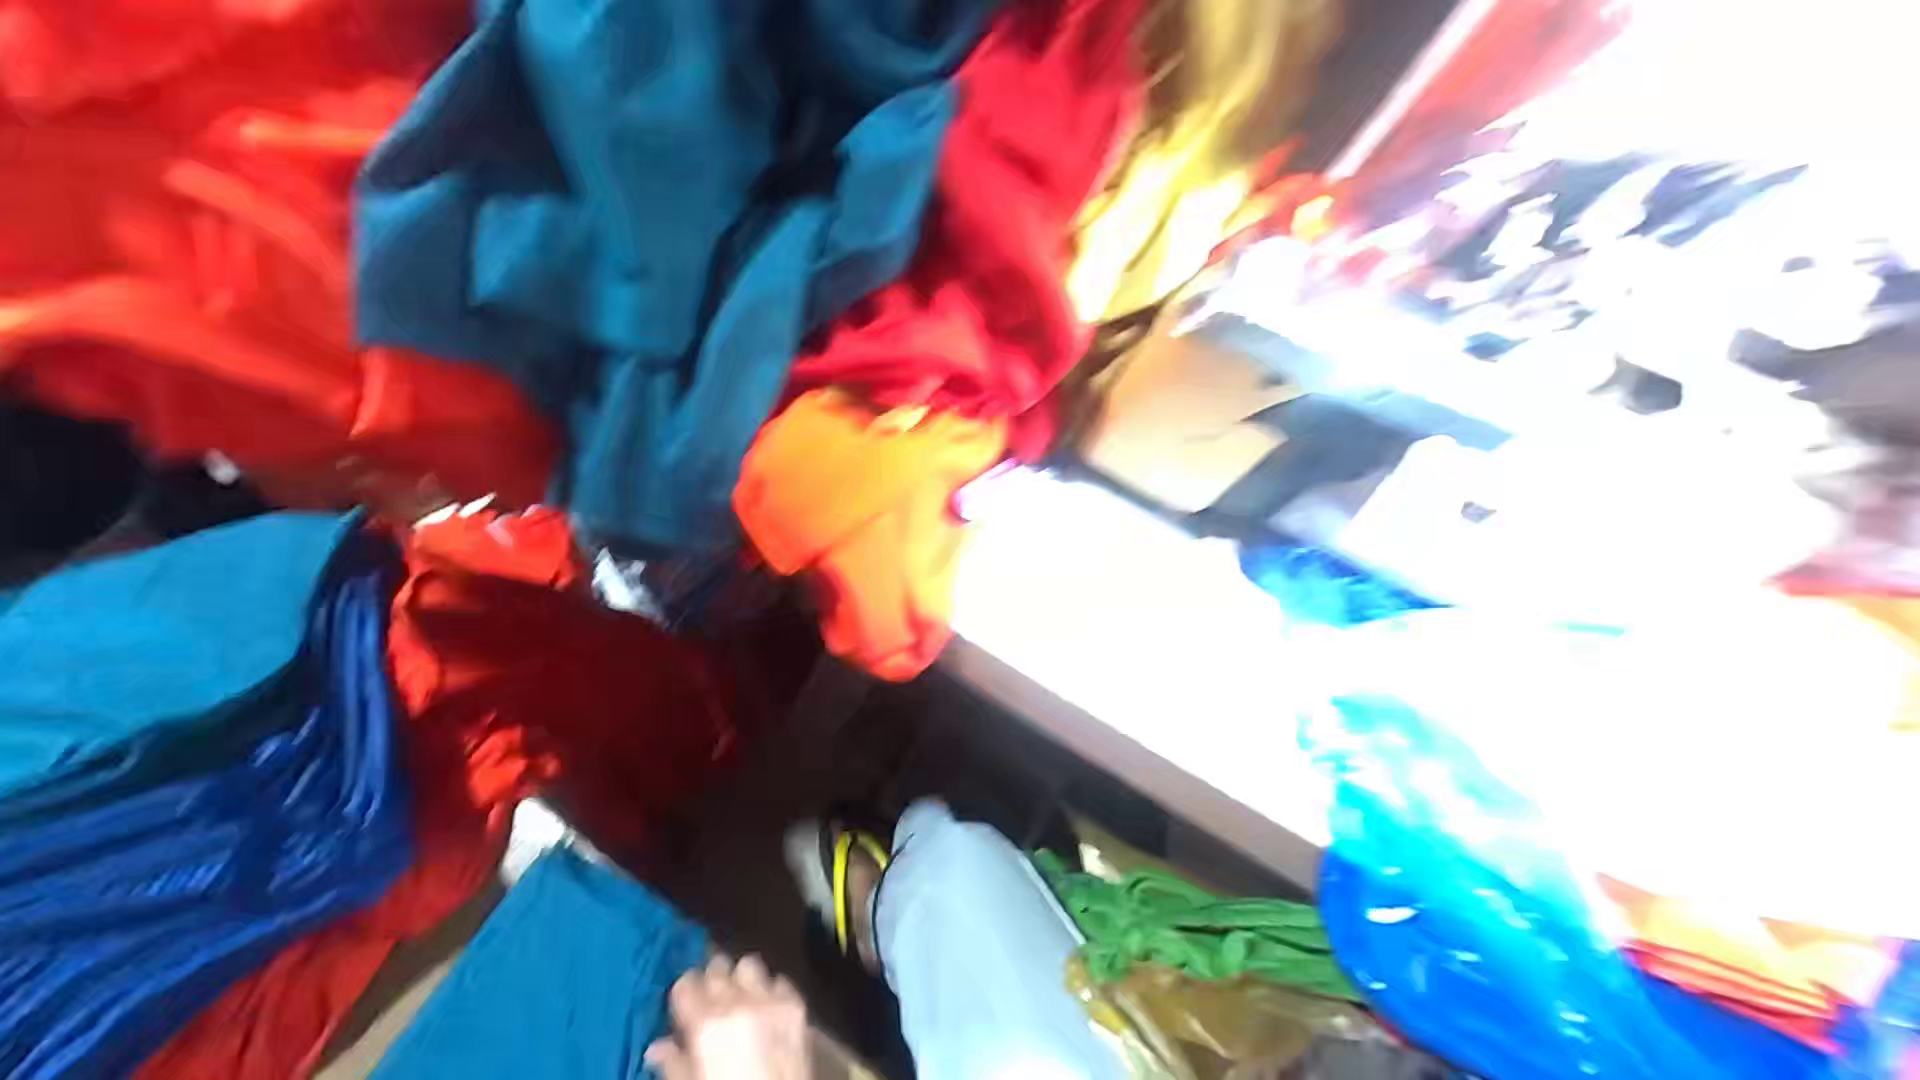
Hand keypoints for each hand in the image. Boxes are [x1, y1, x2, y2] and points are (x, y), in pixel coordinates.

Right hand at [647, 954, 810, 1079]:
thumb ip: (674, 1065)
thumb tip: (656, 1047)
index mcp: (707, 1027)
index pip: (687, 984)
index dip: (684, 990)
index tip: (684, 1000)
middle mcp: (738, 1003)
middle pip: (718, 968)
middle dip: (712, 979)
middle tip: (711, 998)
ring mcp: (770, 1000)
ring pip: (749, 965)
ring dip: (741, 978)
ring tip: (740, 999)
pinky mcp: (796, 1005)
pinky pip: (778, 980)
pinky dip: (770, 990)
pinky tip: (766, 1010)